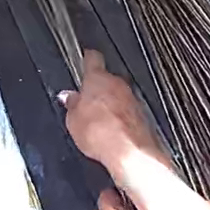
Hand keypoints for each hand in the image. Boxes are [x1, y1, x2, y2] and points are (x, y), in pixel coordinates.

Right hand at [60, 50, 166, 176]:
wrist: (129, 151)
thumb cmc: (101, 132)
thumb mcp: (73, 119)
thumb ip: (71, 104)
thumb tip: (68, 98)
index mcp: (98, 79)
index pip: (93, 58)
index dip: (88, 57)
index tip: (86, 57)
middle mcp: (117, 84)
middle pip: (105, 79)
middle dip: (96, 90)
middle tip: (84, 103)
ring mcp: (131, 98)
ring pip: (118, 95)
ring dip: (109, 104)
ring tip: (97, 123)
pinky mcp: (141, 114)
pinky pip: (127, 111)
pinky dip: (120, 117)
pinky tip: (111, 131)